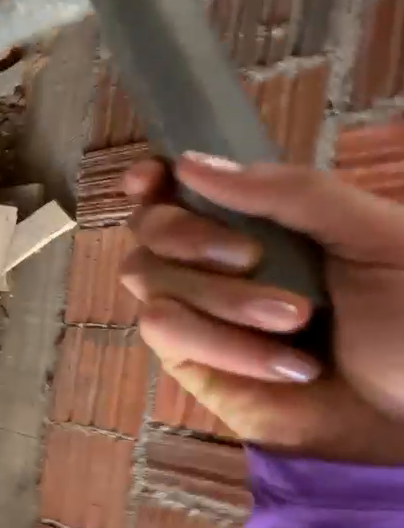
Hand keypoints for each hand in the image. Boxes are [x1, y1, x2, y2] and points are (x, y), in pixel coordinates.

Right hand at [120, 152, 403, 463]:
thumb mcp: (383, 242)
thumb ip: (296, 194)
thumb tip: (190, 163)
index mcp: (263, 222)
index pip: (180, 188)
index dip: (151, 179)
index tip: (151, 177)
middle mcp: (216, 259)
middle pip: (148, 226)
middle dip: (186, 236)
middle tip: (247, 258)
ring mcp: (193, 306)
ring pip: (147, 276)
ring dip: (223, 298)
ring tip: (294, 322)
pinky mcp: (181, 353)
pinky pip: (162, 327)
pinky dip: (224, 343)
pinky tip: (285, 364)